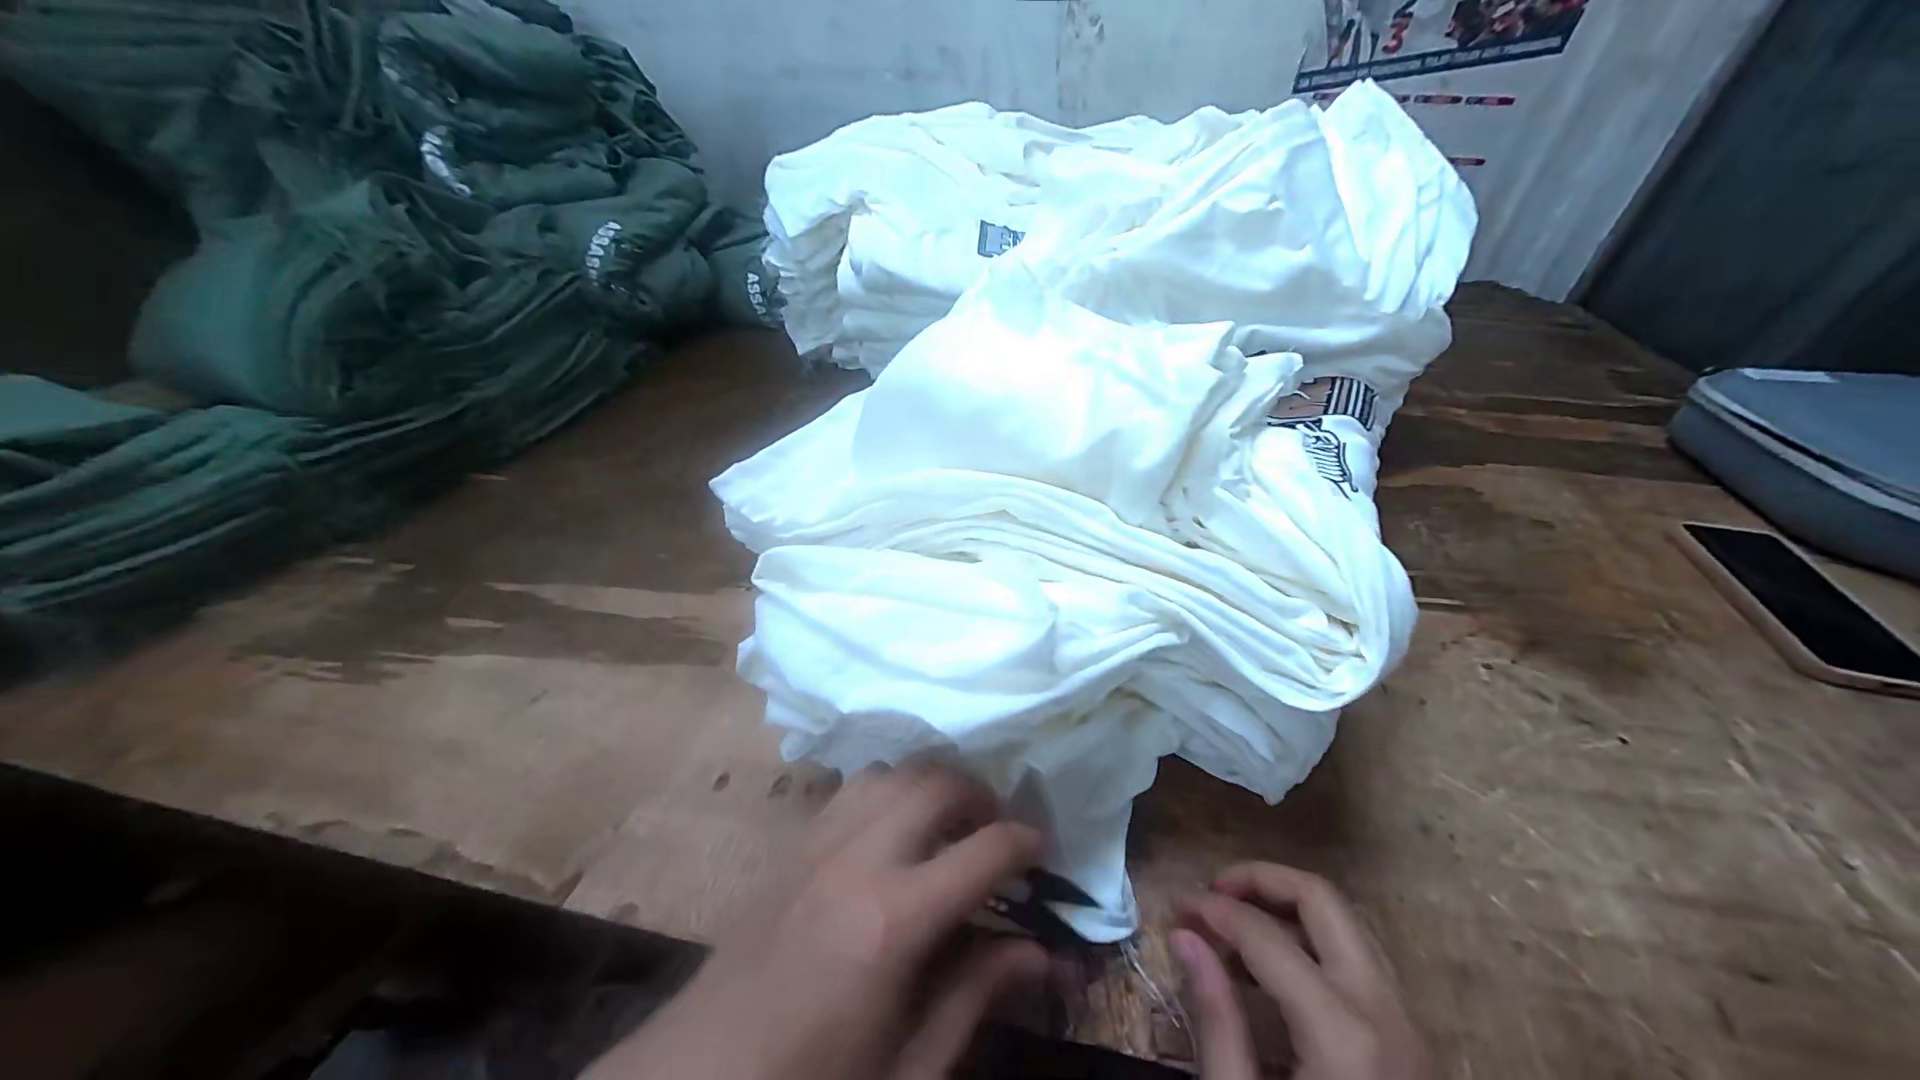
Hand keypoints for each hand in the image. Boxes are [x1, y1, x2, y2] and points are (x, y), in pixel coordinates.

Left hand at [584, 764, 1047, 1079]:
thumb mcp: (909, 1066)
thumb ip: (976, 995)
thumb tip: (1040, 950)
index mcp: (893, 920)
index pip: (983, 851)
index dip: (1025, 842)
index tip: (1046, 849)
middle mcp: (857, 860)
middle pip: (934, 785)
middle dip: (981, 795)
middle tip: (1000, 831)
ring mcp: (817, 844)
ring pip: (890, 774)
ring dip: (932, 785)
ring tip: (952, 824)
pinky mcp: (790, 847)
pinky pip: (851, 791)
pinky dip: (889, 791)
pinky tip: (896, 829)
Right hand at [1173, 863, 1428, 1079]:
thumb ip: (1216, 1017)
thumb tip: (1185, 936)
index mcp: (1344, 1033)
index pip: (1266, 934)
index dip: (1213, 910)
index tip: (1176, 907)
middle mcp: (1388, 1011)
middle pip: (1323, 899)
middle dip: (1260, 880)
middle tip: (1212, 893)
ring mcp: (1411, 1023)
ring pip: (1348, 922)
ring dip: (1288, 906)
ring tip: (1236, 926)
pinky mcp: (1415, 1039)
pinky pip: (1361, 958)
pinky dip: (1313, 939)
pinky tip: (1274, 967)